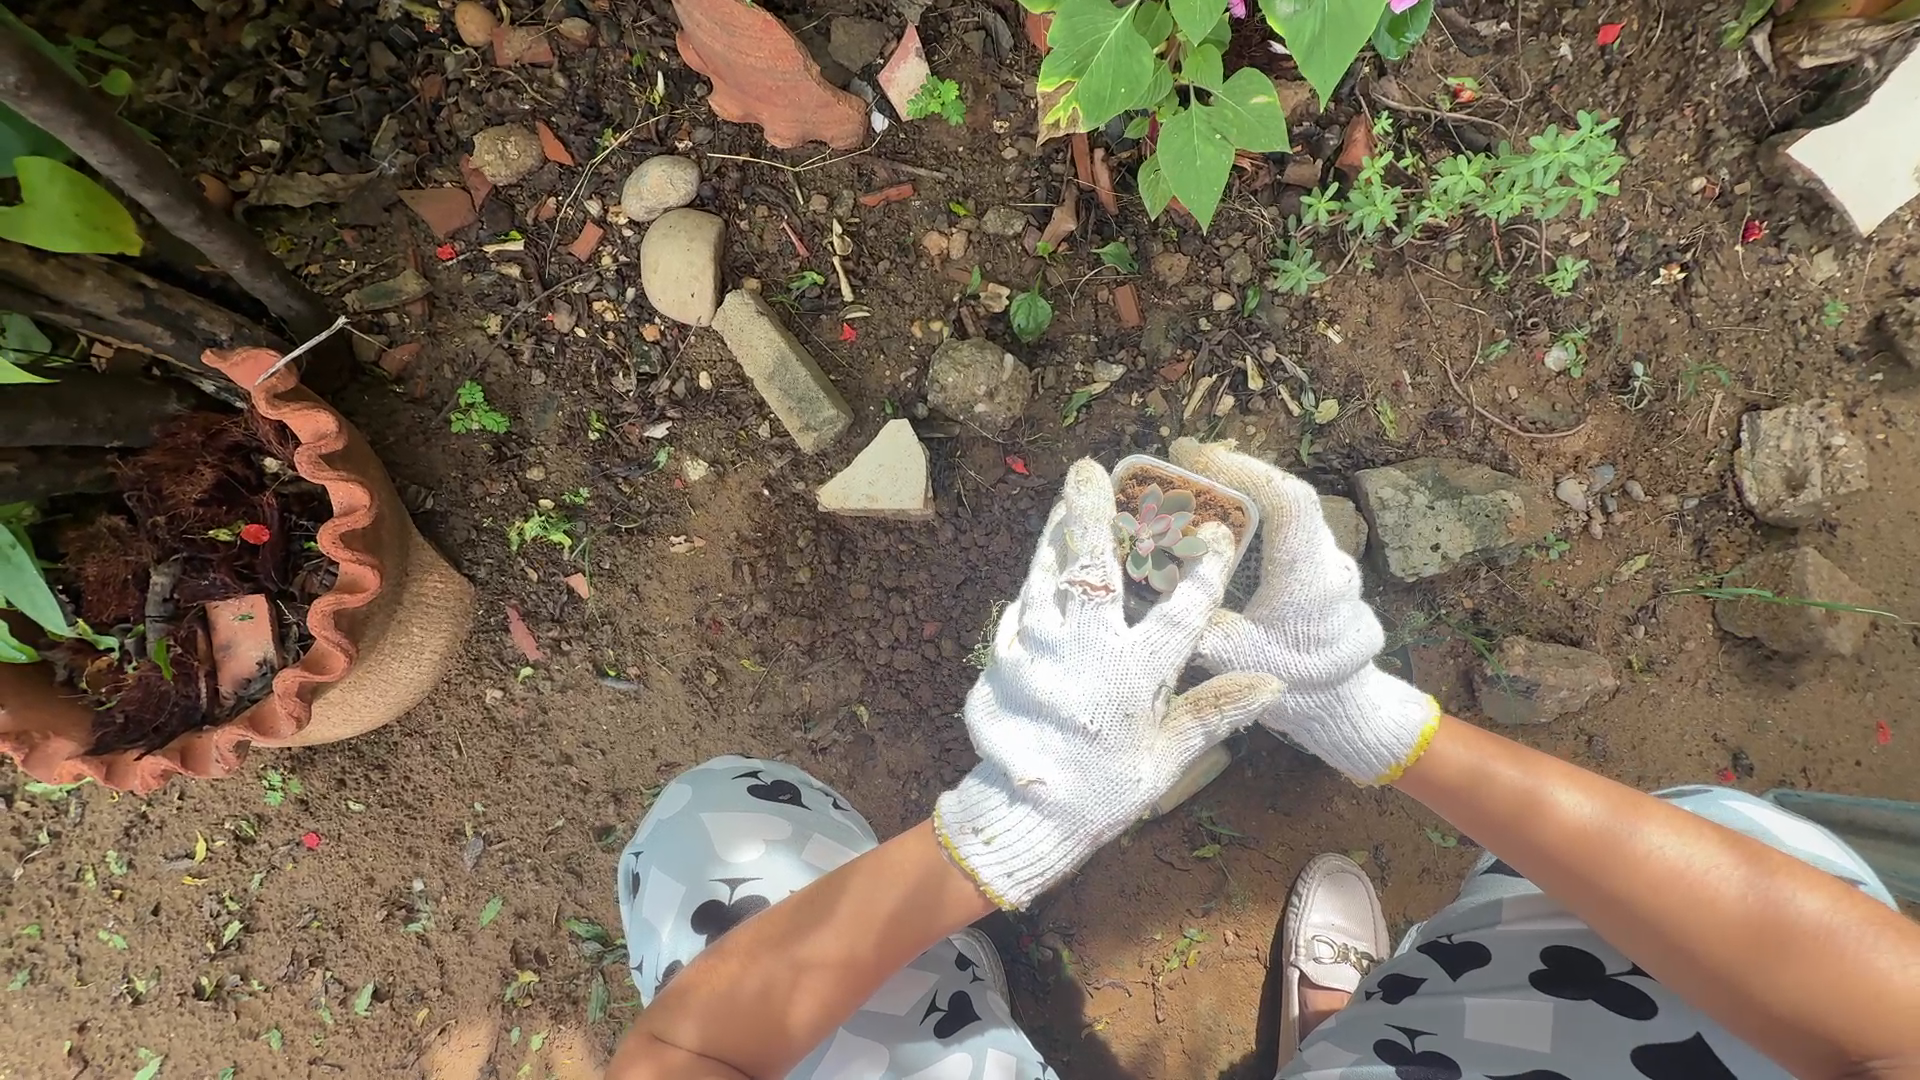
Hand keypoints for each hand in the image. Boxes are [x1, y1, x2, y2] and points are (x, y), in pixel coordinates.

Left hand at [934, 459, 1283, 908]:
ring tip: (1066, 496)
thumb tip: (1272, 682)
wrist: (1027, 815)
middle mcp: (1084, 653)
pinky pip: (1019, 607)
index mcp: (1133, 676)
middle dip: (1092, 514)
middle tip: (1092, 471)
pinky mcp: (1003, 659)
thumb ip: (1214, 711)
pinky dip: (1033, 579)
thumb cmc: (1106, 787)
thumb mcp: (1167, 756)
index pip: (1180, 613)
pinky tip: (1039, 561)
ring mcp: (1037, 651)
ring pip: (1046, 576)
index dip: (1202, 572)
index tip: (1217, 533)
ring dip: (1057, 532)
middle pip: (1092, 569)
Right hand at [1168, 438, 1440, 785]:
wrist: (1344, 706)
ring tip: (1195, 484)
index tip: (1194, 454)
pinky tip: (1220, 523)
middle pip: (1285, 496)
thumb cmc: (1293, 685)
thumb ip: (1195, 624)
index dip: (1243, 470)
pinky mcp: (1323, 571)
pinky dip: (1254, 515)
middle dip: (1234, 473)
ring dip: (1243, 492)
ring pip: (1287, 512)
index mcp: (1309, 579)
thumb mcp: (1234, 660)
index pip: (1288, 501)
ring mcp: (1330, 563)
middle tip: (1184, 463)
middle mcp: (1327, 561)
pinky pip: (1287, 529)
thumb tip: (1143, 593)